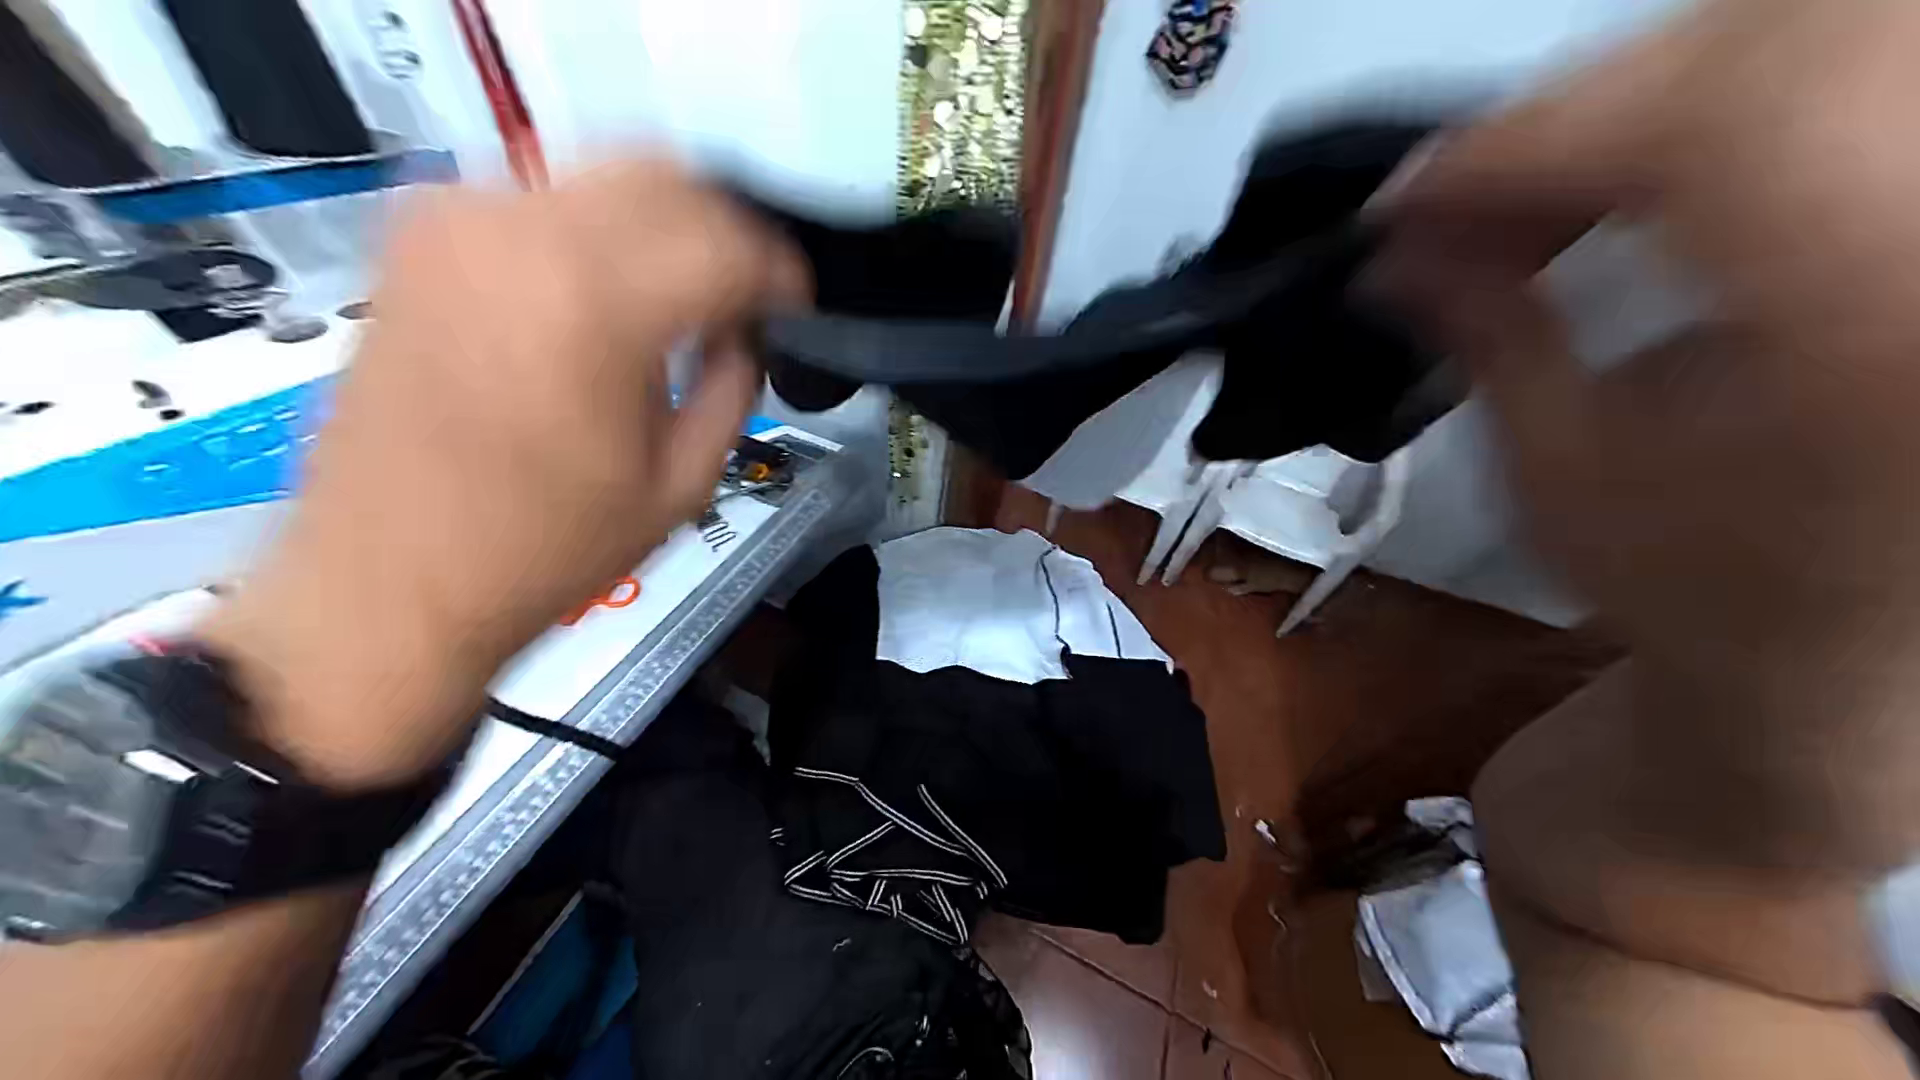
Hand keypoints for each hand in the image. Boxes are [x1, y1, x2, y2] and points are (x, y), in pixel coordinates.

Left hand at [203, 160, 808, 788]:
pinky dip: (604, 231)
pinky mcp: (423, 240)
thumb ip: (734, 384)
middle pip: (668, 178)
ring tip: (697, 291)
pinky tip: (621, 290)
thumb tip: (745, 331)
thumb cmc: (549, 548)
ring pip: (606, 174)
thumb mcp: (682, 481)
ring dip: (670, 226)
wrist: (390, 581)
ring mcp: (458, 223)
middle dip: (731, 231)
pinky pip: (546, 200)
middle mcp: (521, 233)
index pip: (729, 244)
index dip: (782, 273)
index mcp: (599, 304)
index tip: (800, 305)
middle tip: (756, 292)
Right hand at [1374, 0, 1919, 865]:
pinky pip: (1842, 84)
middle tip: (1457, 192)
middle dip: (1582, 102)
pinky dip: (1711, 108)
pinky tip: (1628, 178)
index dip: (1524, 141)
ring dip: (1643, 99)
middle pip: (1784, 38)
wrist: (1843, 661)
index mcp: (1886, 322)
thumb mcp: (1552, 469)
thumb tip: (1392, 250)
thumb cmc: (1683, 591)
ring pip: (1821, 38)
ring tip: (1531, 190)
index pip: (1709, 127)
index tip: (1399, 198)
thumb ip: (1483, 332)